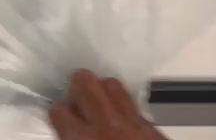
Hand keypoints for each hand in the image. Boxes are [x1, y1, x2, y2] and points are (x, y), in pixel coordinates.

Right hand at [49, 71, 166, 139]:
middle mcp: (109, 126)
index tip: (60, 117)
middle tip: (78, 103)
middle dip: (78, 87)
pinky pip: (138, 110)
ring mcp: (137, 127)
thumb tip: (65, 124)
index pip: (58, 109)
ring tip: (102, 107)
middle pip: (85, 81)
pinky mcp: (158, 133)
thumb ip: (70, 136)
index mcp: (84, 139)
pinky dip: (128, 112)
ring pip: (114, 86)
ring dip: (105, 93)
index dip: (57, 112)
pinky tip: (126, 125)